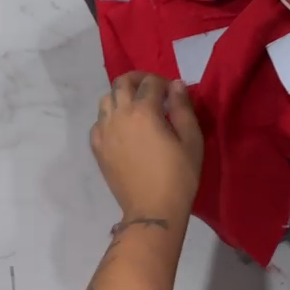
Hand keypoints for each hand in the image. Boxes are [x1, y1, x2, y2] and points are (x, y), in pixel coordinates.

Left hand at [91, 72, 203, 222]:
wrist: (152, 210)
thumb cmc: (179, 176)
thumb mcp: (191, 140)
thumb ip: (183, 108)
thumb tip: (175, 85)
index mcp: (143, 111)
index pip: (150, 82)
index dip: (163, 82)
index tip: (172, 93)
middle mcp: (119, 115)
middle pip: (121, 82)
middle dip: (137, 80)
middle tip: (151, 89)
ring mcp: (104, 131)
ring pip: (105, 99)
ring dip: (121, 96)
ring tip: (135, 107)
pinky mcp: (97, 147)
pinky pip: (98, 121)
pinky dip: (110, 116)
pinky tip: (122, 128)